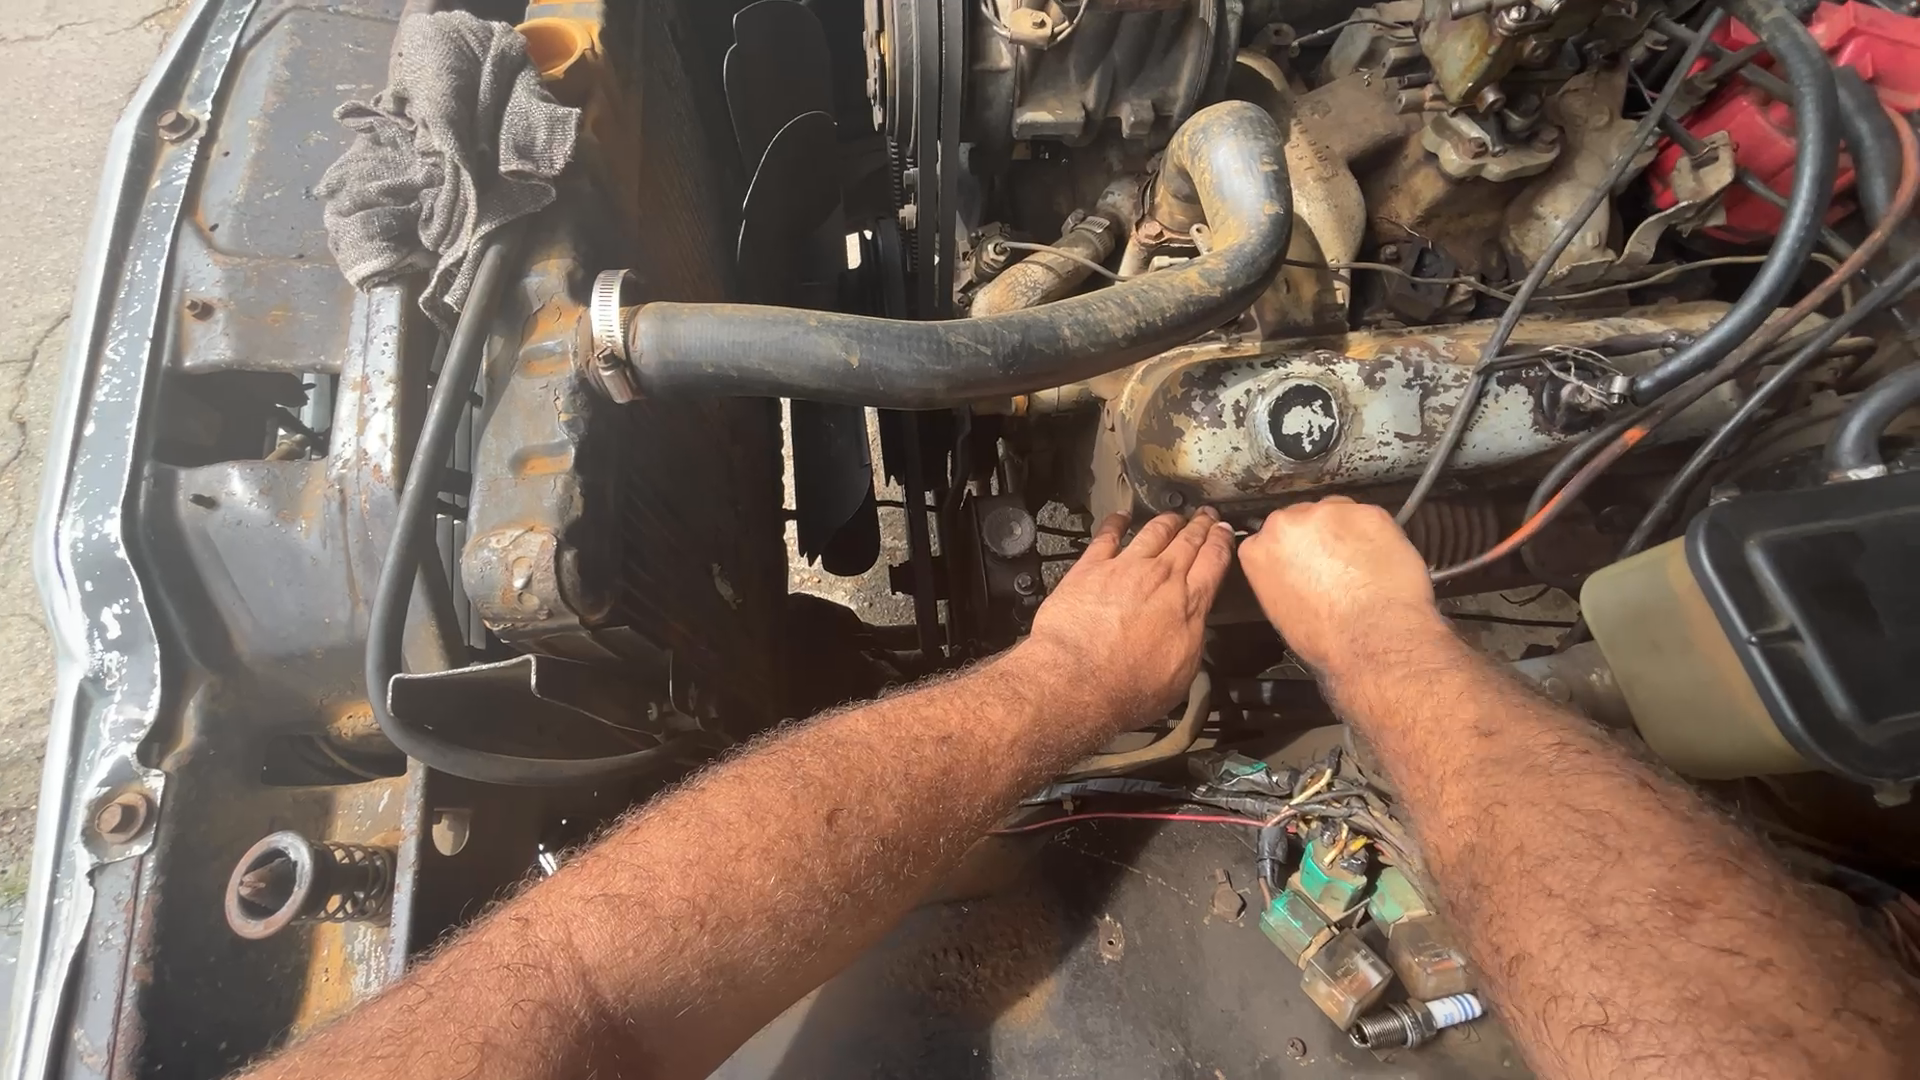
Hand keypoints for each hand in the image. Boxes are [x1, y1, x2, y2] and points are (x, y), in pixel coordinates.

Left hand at [1022, 509, 1234, 731]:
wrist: (1077, 679)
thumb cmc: (1128, 687)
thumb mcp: (1181, 673)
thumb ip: (1191, 640)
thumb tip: (1192, 630)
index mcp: (1188, 604)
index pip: (1214, 562)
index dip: (1222, 541)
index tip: (1225, 531)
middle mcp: (1160, 578)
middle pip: (1187, 541)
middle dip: (1200, 525)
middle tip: (1206, 516)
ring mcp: (1124, 568)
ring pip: (1152, 533)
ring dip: (1166, 521)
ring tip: (1173, 517)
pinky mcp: (1090, 568)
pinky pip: (1106, 536)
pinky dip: (1116, 522)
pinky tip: (1120, 517)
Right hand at [1238, 497, 1446, 673]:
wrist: (1371, 636)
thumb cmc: (1326, 634)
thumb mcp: (1277, 609)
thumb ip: (1276, 576)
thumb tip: (1291, 572)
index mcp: (1258, 549)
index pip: (1268, 537)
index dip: (1290, 550)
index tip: (1302, 560)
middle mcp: (1285, 525)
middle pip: (1300, 517)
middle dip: (1315, 536)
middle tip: (1332, 563)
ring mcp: (1326, 514)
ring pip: (1335, 512)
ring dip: (1344, 531)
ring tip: (1358, 564)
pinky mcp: (1365, 513)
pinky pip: (1368, 517)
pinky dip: (1374, 534)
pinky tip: (1377, 560)